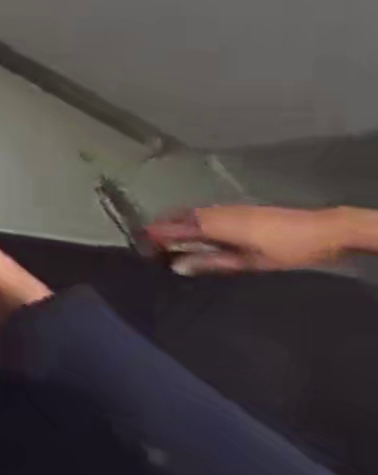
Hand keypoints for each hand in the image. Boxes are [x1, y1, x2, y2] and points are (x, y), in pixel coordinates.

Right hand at [143, 204, 366, 274]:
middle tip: (158, 250)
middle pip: (170, 219)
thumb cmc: (289, 248)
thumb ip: (212, 263)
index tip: (146, 254)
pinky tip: (201, 236)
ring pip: (184, 215)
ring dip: (175, 227)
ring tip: (177, 244)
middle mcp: (206, 212)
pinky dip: (190, 223)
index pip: (163, 229)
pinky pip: (199, 214)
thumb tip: (176, 267)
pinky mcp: (232, 209)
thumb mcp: (252, 261)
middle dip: (159, 232)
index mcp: (205, 225)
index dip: (151, 241)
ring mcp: (220, 208)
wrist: (328, 228)